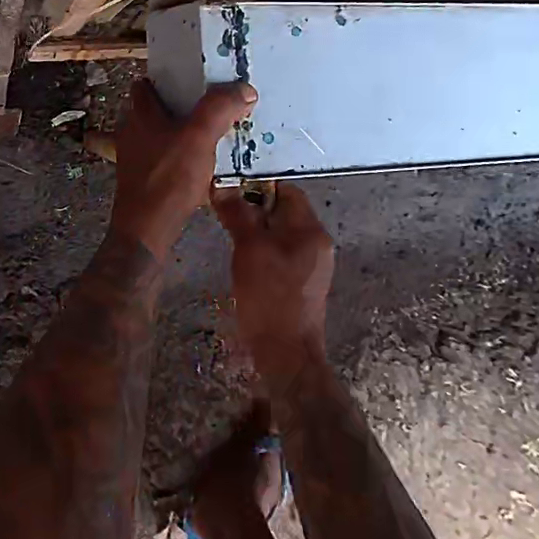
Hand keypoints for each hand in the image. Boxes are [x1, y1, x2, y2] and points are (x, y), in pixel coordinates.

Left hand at [109, 79, 256, 251]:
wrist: (146, 229)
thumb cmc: (167, 179)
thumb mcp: (199, 138)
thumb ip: (219, 110)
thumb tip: (244, 90)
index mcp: (141, 116)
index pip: (144, 86)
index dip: (162, 79)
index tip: (188, 77)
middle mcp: (132, 133)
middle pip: (152, 110)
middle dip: (175, 106)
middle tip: (205, 106)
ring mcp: (134, 159)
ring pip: (157, 136)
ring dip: (178, 134)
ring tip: (207, 135)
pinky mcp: (142, 181)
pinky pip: (162, 160)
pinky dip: (178, 158)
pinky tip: (200, 166)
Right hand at [210, 183, 334, 375]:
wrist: (285, 353)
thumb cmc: (269, 297)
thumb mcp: (249, 249)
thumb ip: (237, 214)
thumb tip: (222, 186)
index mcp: (311, 230)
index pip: (287, 191)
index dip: (258, 187)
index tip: (230, 194)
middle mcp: (317, 243)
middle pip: (283, 212)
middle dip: (253, 210)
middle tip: (225, 216)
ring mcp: (311, 265)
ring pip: (279, 233)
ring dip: (255, 231)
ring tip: (231, 238)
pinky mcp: (301, 283)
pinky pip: (280, 253)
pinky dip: (261, 251)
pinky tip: (243, 262)